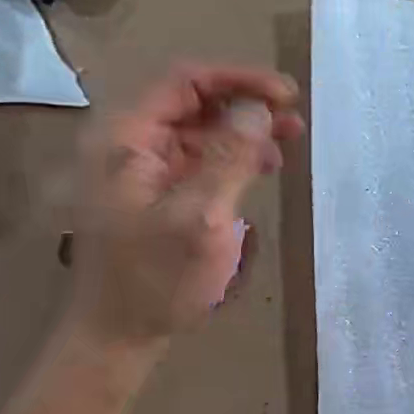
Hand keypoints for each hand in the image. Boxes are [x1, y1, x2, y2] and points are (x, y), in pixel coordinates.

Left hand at [64, 63, 304, 351]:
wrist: (118, 335)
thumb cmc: (156, 278)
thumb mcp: (200, 216)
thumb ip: (229, 158)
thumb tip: (260, 109)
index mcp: (126, 140)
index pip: (184, 81)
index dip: (238, 79)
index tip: (286, 94)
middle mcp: (130, 145)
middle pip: (193, 100)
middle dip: (247, 103)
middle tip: (294, 118)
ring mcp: (144, 170)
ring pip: (201, 128)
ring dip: (246, 128)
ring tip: (290, 138)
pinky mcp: (159, 193)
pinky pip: (201, 157)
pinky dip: (235, 154)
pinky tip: (264, 166)